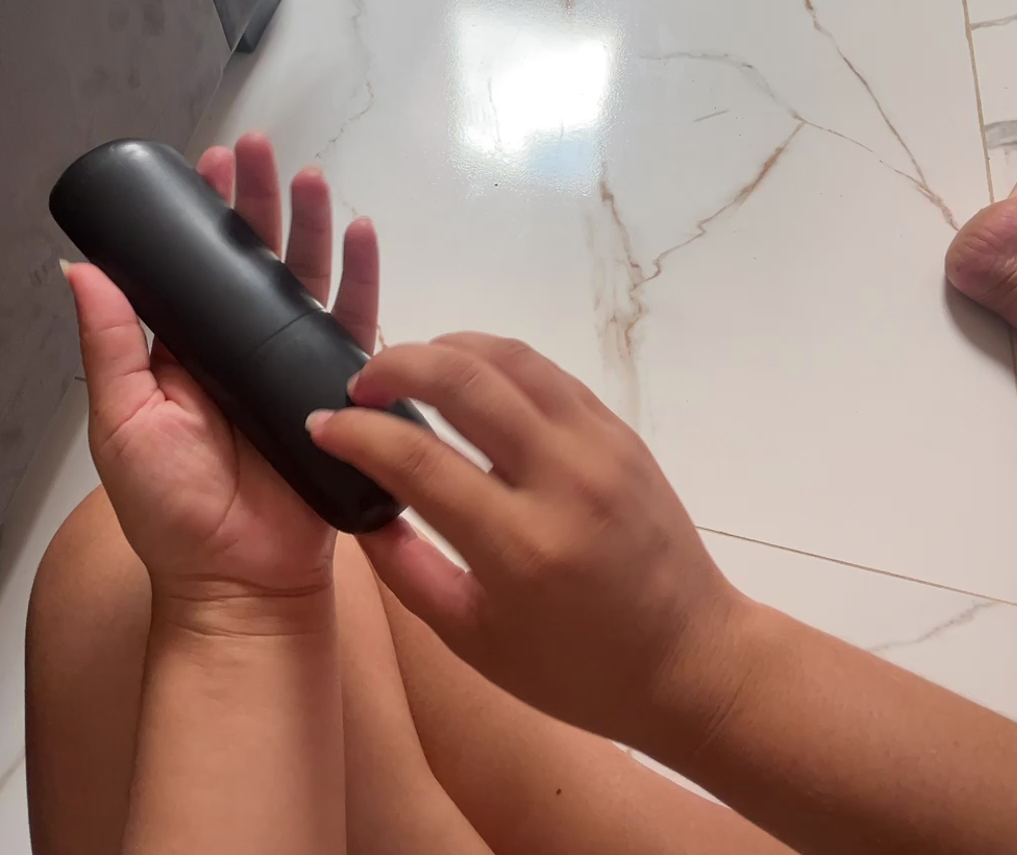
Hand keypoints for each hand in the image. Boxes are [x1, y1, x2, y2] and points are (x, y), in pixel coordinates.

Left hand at [66, 133, 380, 604]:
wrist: (243, 579)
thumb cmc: (176, 510)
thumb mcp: (124, 424)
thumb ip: (109, 348)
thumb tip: (79, 269)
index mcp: (190, 351)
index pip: (200, 267)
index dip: (207, 215)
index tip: (209, 165)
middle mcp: (243, 348)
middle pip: (258, 261)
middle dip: (260, 203)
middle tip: (259, 152)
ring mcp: (293, 364)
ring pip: (308, 281)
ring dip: (312, 227)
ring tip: (311, 179)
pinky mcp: (336, 387)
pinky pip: (354, 326)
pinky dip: (362, 280)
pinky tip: (361, 236)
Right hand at [307, 334, 748, 743]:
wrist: (693, 658)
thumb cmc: (577, 668)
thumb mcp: (472, 639)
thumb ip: (405, 570)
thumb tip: (362, 505)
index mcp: (519, 545)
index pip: (416, 458)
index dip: (356, 431)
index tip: (322, 422)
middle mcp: (562, 477)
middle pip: (464, 378)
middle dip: (396, 363)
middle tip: (362, 382)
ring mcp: (599, 443)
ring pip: (508, 356)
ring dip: (446, 347)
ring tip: (410, 369)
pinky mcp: (619, 429)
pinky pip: (545, 371)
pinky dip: (493, 360)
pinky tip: (469, 378)